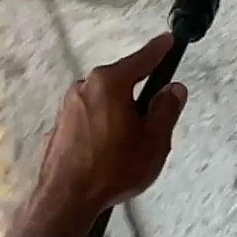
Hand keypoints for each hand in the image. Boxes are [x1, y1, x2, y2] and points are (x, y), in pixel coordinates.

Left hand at [13, 34, 186, 236]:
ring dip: (123, 115)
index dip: (159, 51)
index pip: (141, 60)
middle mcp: (85, 86)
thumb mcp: (154, 141)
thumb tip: (174, 89)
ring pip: (107, 102)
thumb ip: (166, 110)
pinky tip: (113, 152)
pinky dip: (107, 126)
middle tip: (156, 125)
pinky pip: (94, 116)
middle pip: (122, 82)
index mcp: (110, 83)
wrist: (67, 197)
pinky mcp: (62, 124)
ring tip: (133, 148)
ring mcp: (70, 104)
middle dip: (141, 97)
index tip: (169, 40)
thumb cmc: (114, 167)